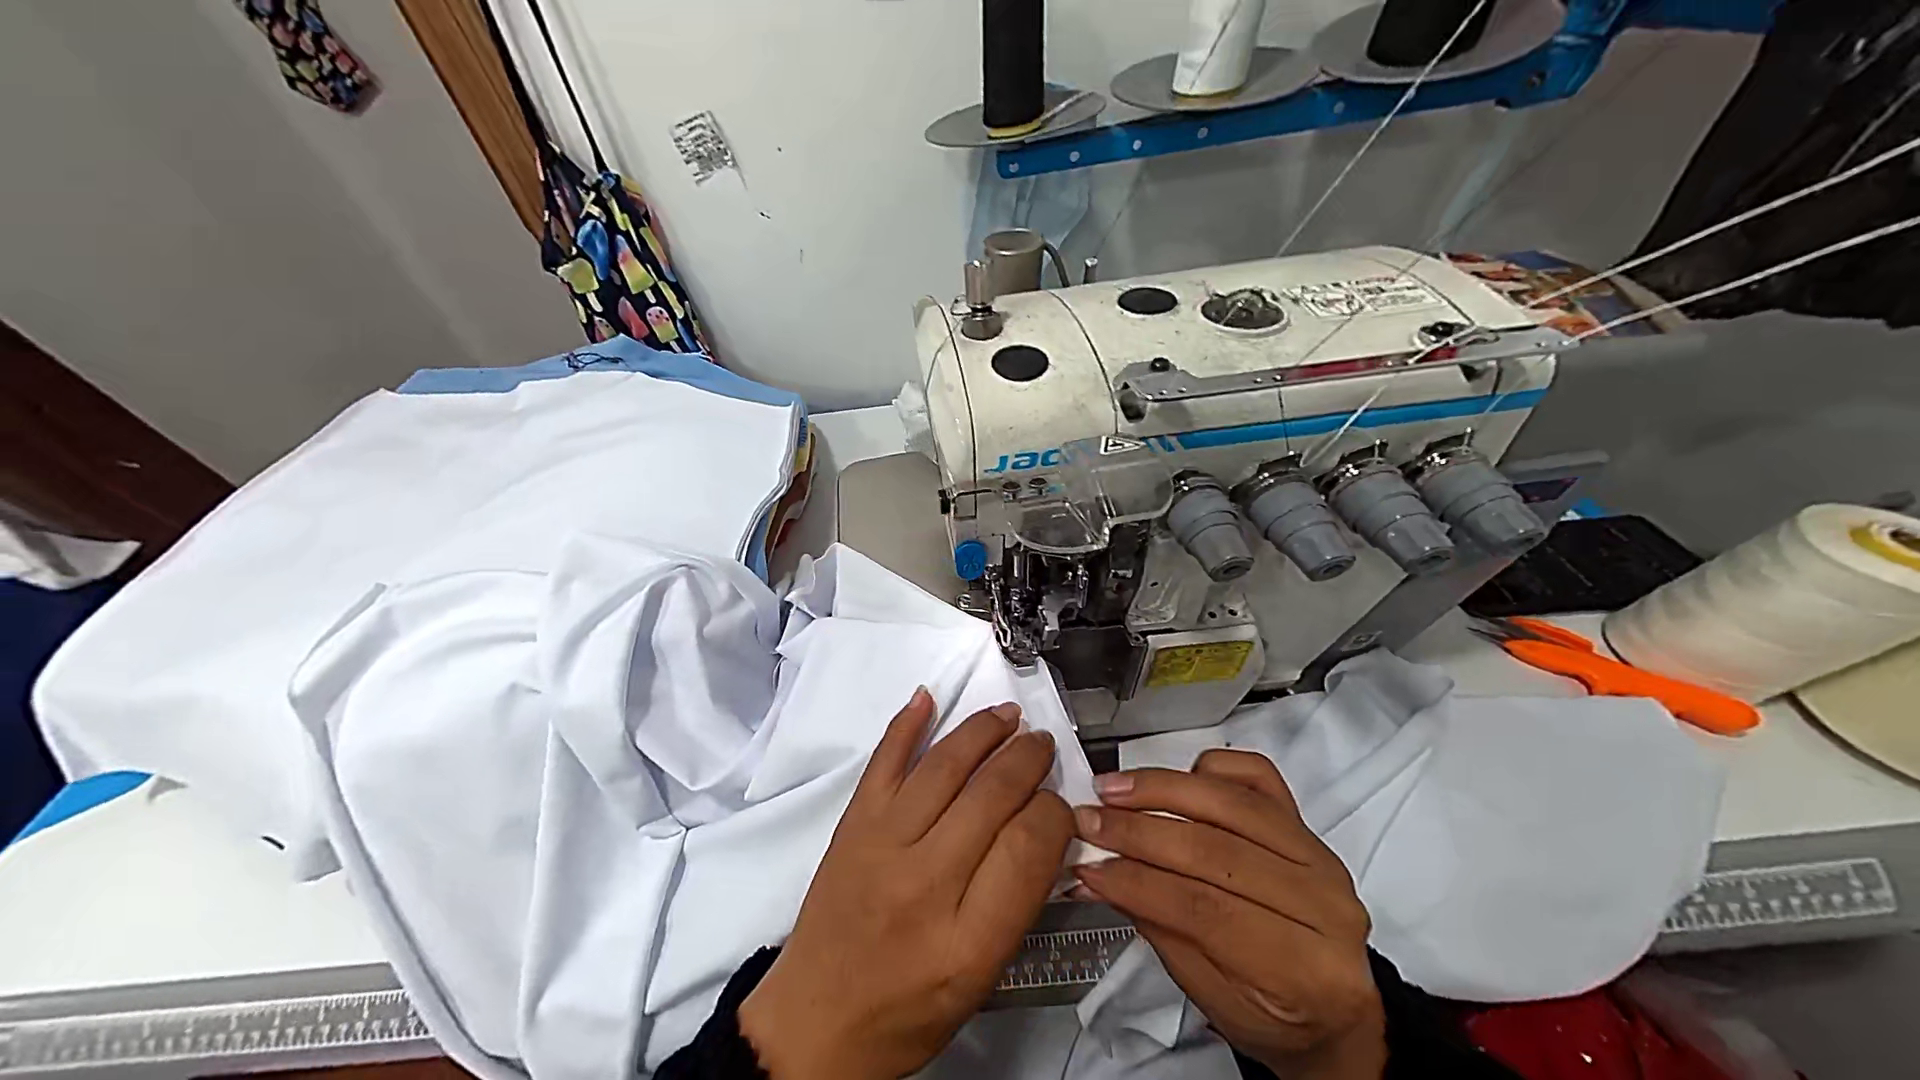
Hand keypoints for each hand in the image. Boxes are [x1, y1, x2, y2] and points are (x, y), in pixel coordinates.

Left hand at [739, 688, 1073, 1079]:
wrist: (817, 1020)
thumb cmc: (906, 1008)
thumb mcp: (981, 977)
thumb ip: (1018, 901)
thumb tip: (1046, 830)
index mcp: (966, 940)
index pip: (1029, 847)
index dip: (1055, 812)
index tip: (1060, 802)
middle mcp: (922, 884)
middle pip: (990, 796)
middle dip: (1026, 759)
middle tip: (1042, 746)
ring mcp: (881, 845)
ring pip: (943, 767)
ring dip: (981, 731)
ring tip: (1007, 716)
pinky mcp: (851, 826)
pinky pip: (883, 762)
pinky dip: (906, 725)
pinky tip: (927, 698)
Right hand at [1069, 749, 1385, 1079]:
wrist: (1334, 1006)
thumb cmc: (1272, 1013)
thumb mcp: (1210, 996)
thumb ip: (1157, 927)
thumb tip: (1099, 875)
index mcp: (1304, 966)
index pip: (1205, 908)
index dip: (1138, 882)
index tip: (1090, 866)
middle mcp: (1322, 902)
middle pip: (1216, 848)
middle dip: (1139, 831)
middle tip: (1090, 821)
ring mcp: (1318, 854)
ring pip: (1232, 802)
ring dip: (1162, 789)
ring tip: (1114, 789)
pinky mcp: (1306, 822)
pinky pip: (1258, 776)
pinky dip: (1212, 767)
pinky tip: (1176, 775)